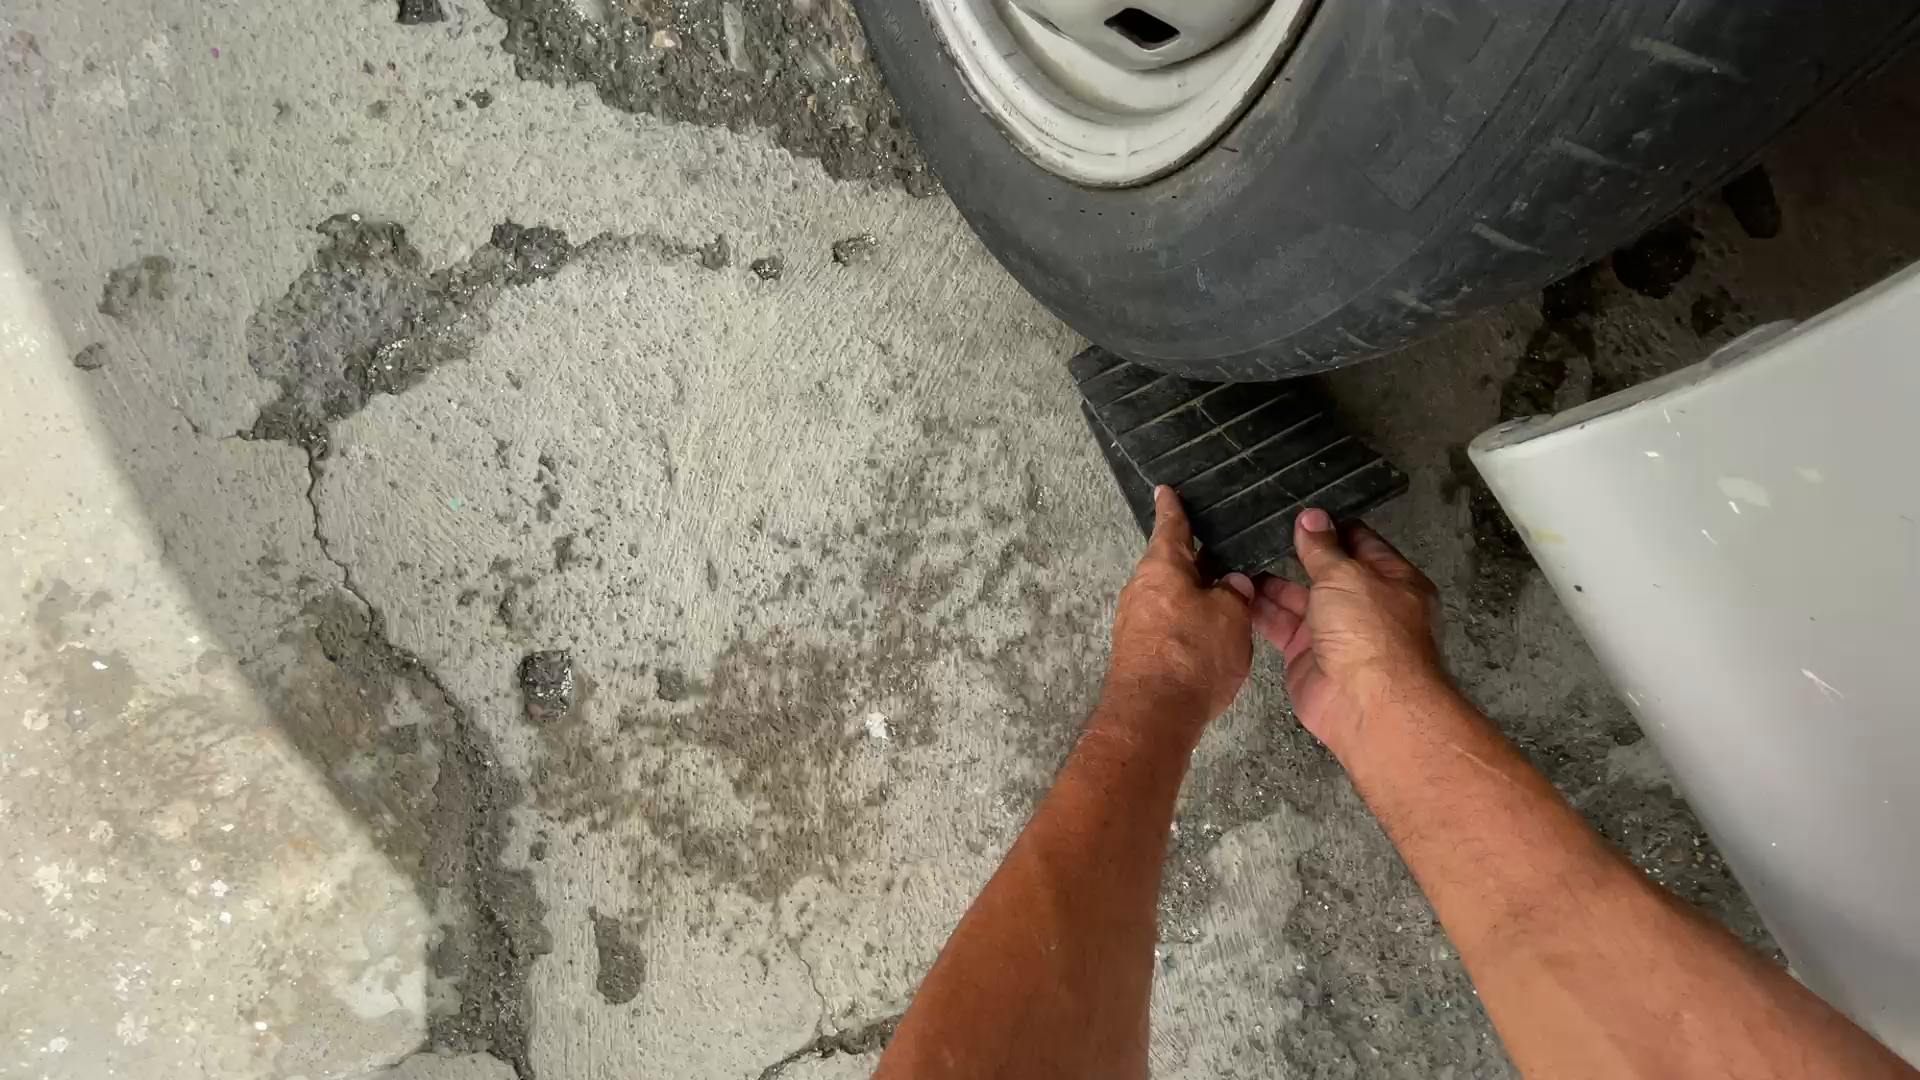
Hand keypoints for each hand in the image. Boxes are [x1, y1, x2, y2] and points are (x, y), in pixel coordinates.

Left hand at [1100, 487, 1255, 738]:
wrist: (1153, 712)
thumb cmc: (1193, 655)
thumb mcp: (1229, 618)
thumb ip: (1233, 594)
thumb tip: (1231, 584)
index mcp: (1161, 568)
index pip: (1170, 527)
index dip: (1172, 508)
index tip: (1164, 490)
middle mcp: (1142, 588)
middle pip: (1171, 563)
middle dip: (1195, 557)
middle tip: (1219, 547)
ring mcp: (1135, 619)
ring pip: (1171, 594)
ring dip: (1194, 591)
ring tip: (1226, 591)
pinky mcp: (1138, 648)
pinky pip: (1167, 620)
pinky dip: (1188, 618)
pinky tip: (1209, 630)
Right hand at [1251, 509, 1444, 760]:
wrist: (1365, 702)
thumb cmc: (1369, 630)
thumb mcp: (1346, 576)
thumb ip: (1322, 547)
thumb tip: (1311, 515)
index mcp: (1391, 580)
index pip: (1360, 542)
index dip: (1331, 525)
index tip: (1296, 507)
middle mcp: (1363, 603)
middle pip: (1325, 571)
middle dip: (1294, 553)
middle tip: (1254, 529)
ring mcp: (1333, 630)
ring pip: (1297, 598)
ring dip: (1270, 581)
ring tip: (1235, 555)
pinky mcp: (1304, 654)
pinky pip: (1279, 624)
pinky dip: (1259, 609)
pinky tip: (1234, 588)